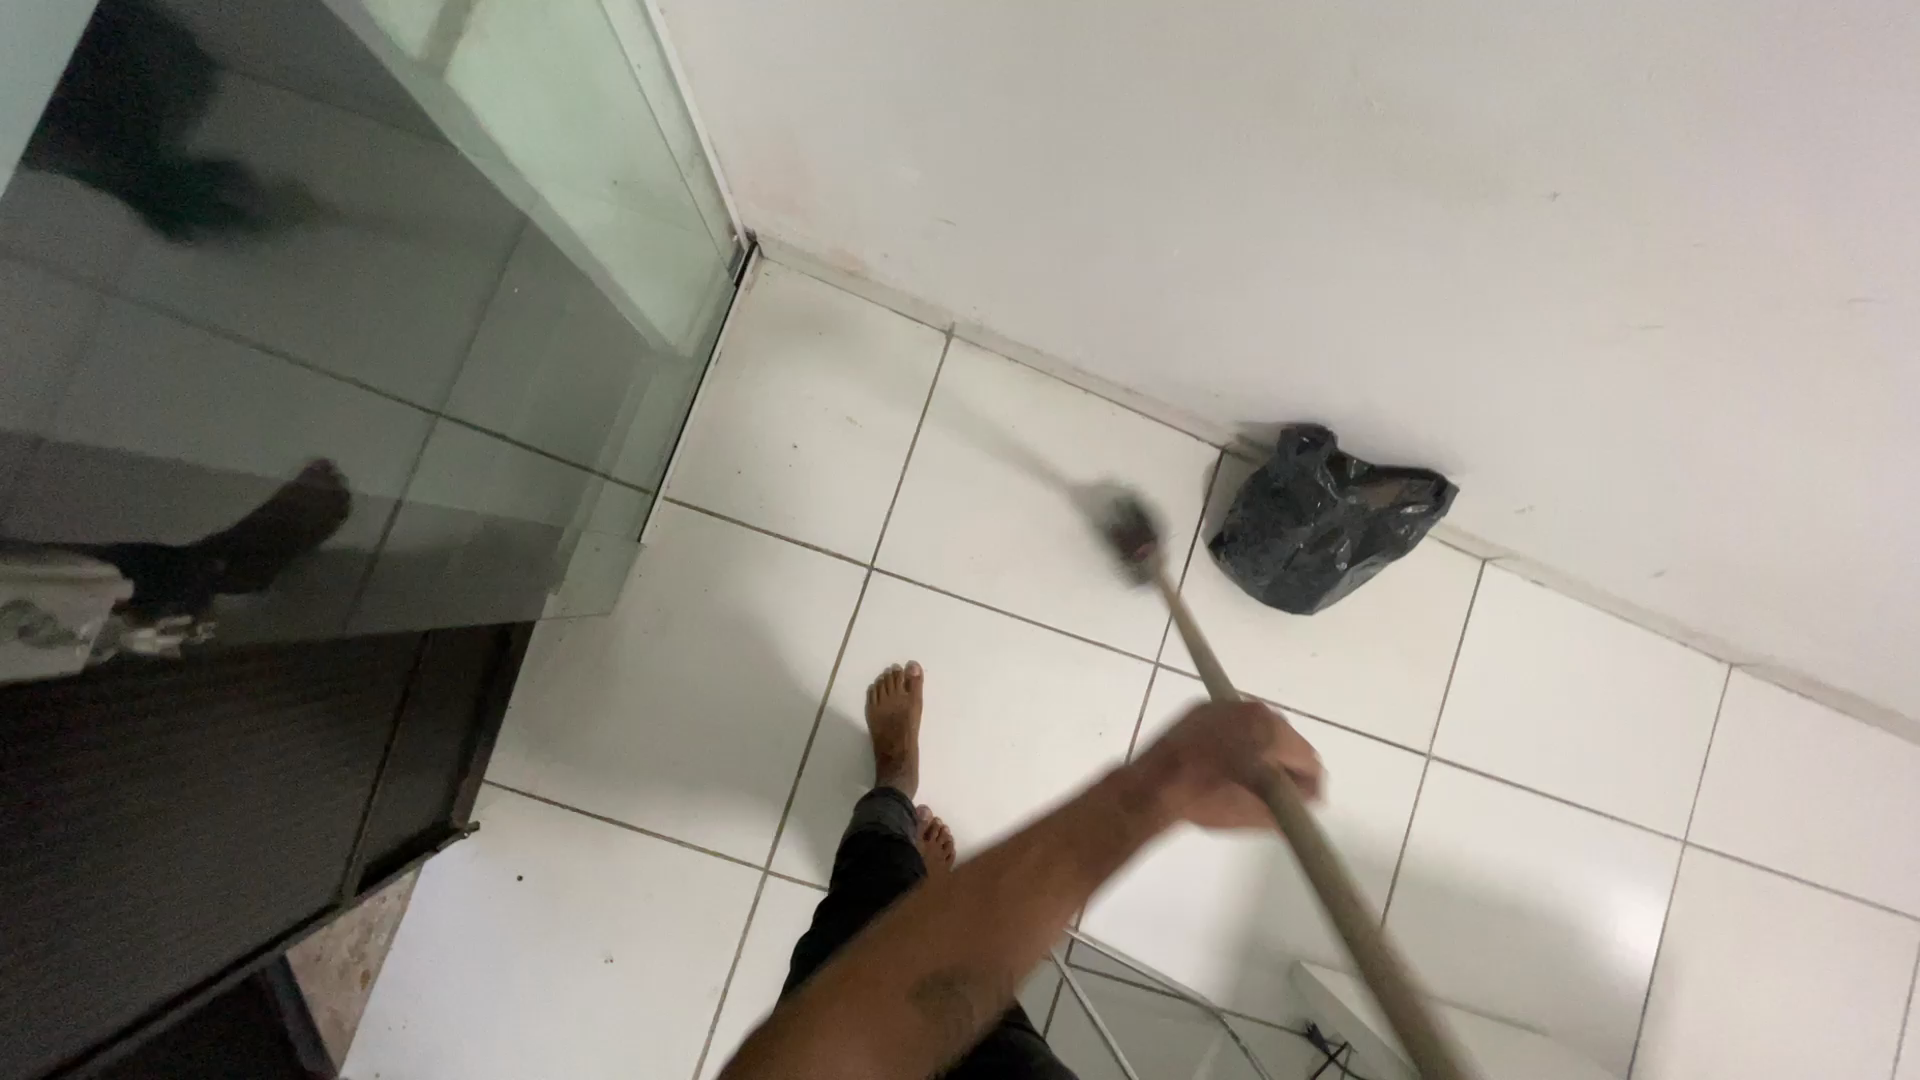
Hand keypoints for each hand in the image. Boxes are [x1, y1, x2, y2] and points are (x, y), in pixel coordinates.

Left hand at [1131, 698, 1323, 830]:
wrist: (1155, 783)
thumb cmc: (1209, 799)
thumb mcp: (1261, 814)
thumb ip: (1297, 803)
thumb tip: (1309, 795)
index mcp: (1272, 732)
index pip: (1308, 759)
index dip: (1308, 784)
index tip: (1300, 802)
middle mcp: (1253, 709)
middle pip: (1286, 738)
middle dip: (1285, 763)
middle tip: (1274, 791)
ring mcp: (1225, 704)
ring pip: (1259, 726)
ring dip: (1261, 748)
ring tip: (1249, 776)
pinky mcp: (1202, 707)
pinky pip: (1233, 721)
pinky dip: (1237, 737)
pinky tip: (1225, 759)